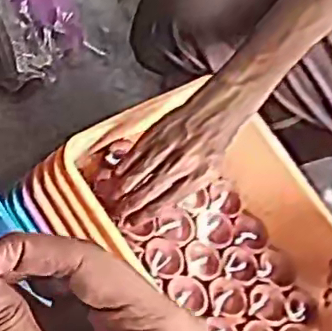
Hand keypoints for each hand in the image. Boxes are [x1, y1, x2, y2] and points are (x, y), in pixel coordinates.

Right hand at [0, 235, 207, 330]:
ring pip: (50, 284)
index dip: (21, 254)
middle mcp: (144, 316)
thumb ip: (7, 326)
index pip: (86, 263)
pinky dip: (4, 308)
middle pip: (68, 268)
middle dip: (6, 270)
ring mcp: (115, 327)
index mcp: (159, 324)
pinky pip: (43, 309)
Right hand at [103, 81, 261, 220]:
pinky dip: (122, 168)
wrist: (219, 108)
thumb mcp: (210, 168)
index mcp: (198, 175)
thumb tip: (159, 202)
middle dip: (128, 206)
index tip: (131, 222)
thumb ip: (185, 185)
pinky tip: (116, 176)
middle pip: (146, 191)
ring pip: (135, 175)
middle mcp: (180, 164)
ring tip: (112, 198)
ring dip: (121, 189)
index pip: (164, 201)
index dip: (144, 214)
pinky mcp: (154, 136)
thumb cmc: (216, 139)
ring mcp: (165, 150)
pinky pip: (132, 157)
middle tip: (117, 214)